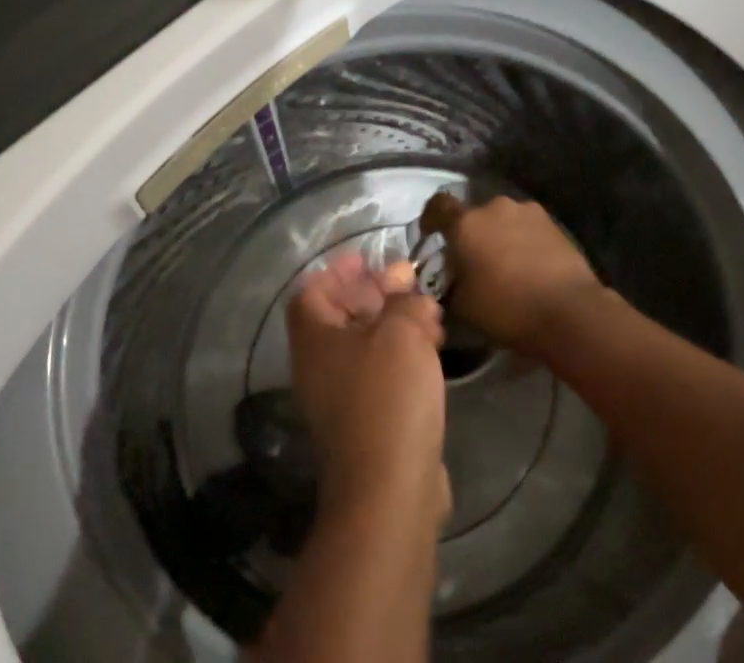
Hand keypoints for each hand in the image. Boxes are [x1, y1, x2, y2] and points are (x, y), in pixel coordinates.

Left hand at [287, 255, 450, 520]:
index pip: (311, 292)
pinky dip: (401, 357)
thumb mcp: (402, 332)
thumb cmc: (389, 395)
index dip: (338, 271)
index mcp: (315, 340)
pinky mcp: (366, 423)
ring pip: (363, 348)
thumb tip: (404, 285)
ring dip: (394, 326)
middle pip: (338, 319)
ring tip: (431, 318)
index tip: (371, 259)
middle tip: (410, 285)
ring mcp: (340, 400)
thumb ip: (404, 300)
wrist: (390, 484)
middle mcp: (318, 368)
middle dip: (375, 296)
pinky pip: (379, 375)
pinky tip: (431, 355)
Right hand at [420, 194, 609, 355]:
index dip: (431, 218)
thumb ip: (448, 284)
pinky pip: (527, 227)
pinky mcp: (554, 223)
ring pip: (503, 219)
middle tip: (472, 260)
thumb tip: (450, 279)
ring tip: (504, 264)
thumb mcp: (462, 306)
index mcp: (467, 223)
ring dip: (498, 235)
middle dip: (470, 233)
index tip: (431, 235)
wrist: (568, 309)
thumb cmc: (506, 308)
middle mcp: (496, 207)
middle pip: (474, 214)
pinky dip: (521, 240)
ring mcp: (529, 212)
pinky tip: (527, 265)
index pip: (438, 205)